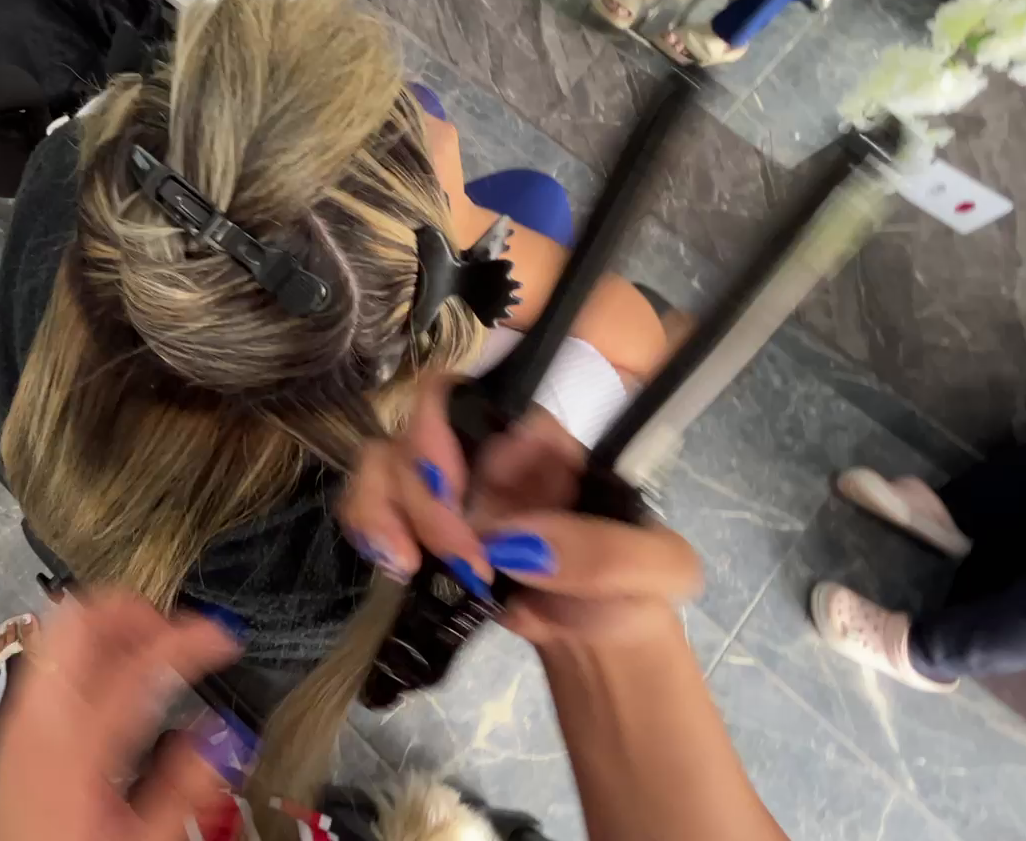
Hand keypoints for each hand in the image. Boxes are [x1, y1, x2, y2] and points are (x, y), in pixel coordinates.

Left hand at [0, 591, 243, 840]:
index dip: (190, 638)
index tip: (223, 637)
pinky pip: (52, 654)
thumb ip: (184, 789)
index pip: (140, 663)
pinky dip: (88, 645)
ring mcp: (20, 712)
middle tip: (173, 634)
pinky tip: (116, 676)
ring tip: (151, 649)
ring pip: (63, 626)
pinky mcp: (15, 722)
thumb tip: (224, 737)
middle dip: (137, 612)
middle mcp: (41, 714)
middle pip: (84, 617)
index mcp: (77, 744)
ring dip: (111, 624)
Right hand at [339, 376, 702, 644]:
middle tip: (464, 560)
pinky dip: (370, 528)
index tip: (452, 488)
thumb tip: (517, 546)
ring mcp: (442, 484)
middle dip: (423, 494)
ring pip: (381, 460)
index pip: (470, 390)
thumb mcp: (657, 570)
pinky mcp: (414, 522)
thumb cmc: (632, 588)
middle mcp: (480, 447)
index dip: (439, 424)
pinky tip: (394, 562)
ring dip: (382, 508)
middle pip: (415, 427)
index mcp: (536, 435)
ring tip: (408, 564)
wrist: (591, 633)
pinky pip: (368, 504)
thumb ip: (609, 554)